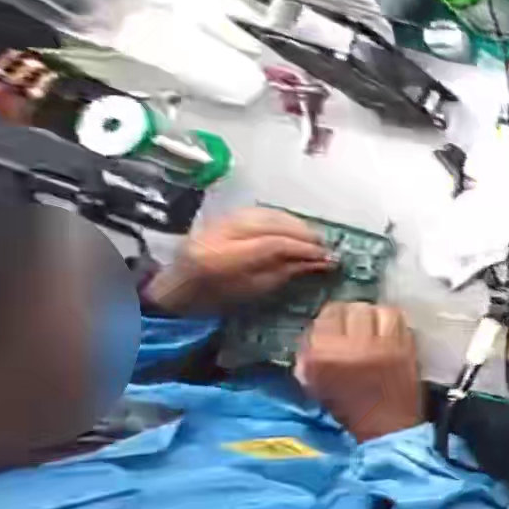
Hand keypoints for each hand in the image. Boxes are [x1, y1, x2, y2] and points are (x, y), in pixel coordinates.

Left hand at [143, 208, 334, 315]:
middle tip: (325, 246)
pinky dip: (281, 218)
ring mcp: (218, 222)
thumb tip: (323, 262)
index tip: (328, 257)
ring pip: (265, 214)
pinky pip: (257, 212)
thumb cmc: (221, 297)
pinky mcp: (221, 216)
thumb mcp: (258, 288)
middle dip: (304, 234)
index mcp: (225, 258)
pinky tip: (295, 228)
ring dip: (295, 224)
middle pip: (271, 225)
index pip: (273, 244)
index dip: (305, 249)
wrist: (179, 286)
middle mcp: (219, 234)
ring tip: (314, 238)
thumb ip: (289, 271)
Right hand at [294, 302, 423, 440]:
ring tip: (373, 324)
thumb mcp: (314, 379)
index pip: (327, 314)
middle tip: (355, 322)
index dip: (332, 316)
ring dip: (374, 314)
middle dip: (352, 312)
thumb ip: (311, 350)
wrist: (385, 424)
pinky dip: (394, 321)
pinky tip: (389, 330)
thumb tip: (319, 326)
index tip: (335, 322)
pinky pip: (400, 321)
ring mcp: (384, 345)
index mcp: (324, 354)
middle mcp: (353, 345)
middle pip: (353, 308)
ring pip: (378, 309)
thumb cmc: (347, 404)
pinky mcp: (407, 348)